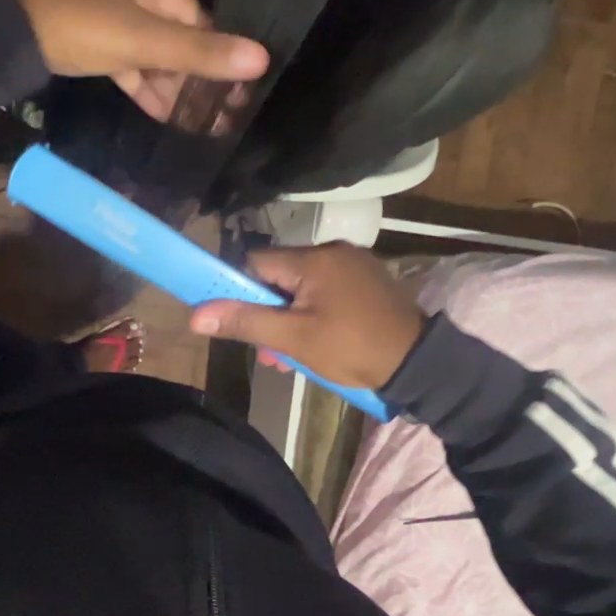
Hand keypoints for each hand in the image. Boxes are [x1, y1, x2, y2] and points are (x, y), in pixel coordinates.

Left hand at [11, 0, 269, 121]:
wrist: (6, 32)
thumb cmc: (80, 27)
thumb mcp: (142, 41)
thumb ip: (199, 53)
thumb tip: (261, 58)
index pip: (200, 21)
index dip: (219, 58)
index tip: (236, 95)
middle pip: (179, 38)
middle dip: (198, 78)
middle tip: (221, 118)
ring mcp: (110, 15)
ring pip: (153, 54)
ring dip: (172, 87)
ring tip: (198, 125)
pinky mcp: (90, 40)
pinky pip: (128, 63)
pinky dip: (144, 86)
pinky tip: (163, 114)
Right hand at [189, 243, 425, 389]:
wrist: (419, 364)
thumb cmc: (353, 349)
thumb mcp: (294, 340)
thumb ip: (246, 322)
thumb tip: (196, 315)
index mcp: (314, 259)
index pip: (255, 262)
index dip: (239, 290)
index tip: (239, 321)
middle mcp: (333, 251)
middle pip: (278, 275)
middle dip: (266, 312)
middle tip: (268, 351)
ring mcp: (354, 264)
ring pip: (301, 287)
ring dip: (289, 318)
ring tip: (290, 356)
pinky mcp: (367, 281)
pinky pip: (325, 291)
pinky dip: (313, 313)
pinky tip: (315, 343)